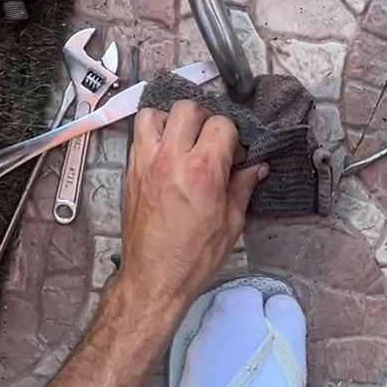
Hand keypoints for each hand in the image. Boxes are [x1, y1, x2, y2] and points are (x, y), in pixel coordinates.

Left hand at [117, 101, 264, 313]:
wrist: (155, 278)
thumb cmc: (196, 256)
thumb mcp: (232, 223)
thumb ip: (243, 187)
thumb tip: (256, 168)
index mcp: (203, 171)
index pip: (221, 124)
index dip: (233, 136)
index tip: (236, 154)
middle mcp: (171, 159)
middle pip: (186, 109)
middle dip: (204, 120)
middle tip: (211, 142)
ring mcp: (145, 163)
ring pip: (153, 114)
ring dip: (171, 121)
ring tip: (182, 141)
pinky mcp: (130, 173)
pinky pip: (138, 137)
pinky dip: (153, 137)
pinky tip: (166, 157)